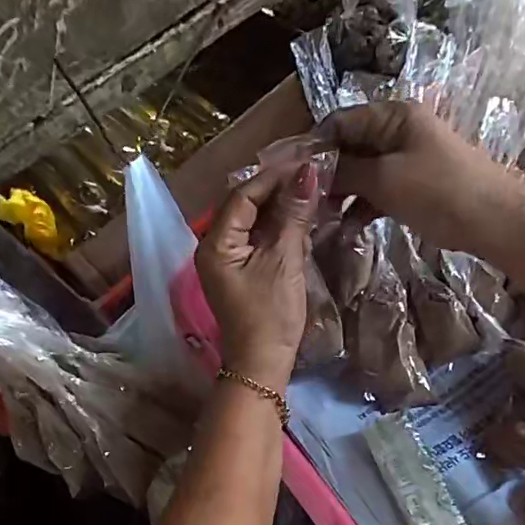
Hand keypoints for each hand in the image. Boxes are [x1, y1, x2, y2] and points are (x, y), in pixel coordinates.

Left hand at [195, 158, 318, 388]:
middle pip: (244, 204)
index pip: (243, 195)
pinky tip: (300, 215)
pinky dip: (277, 225)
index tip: (306, 162)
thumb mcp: (284, 261)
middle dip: (276, 187)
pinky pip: (256, 236)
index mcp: (216, 243)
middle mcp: (214, 246)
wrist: (263, 362)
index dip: (274, 176)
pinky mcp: (240, 270)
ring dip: (279, 205)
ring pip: (252, 219)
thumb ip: (293, 215)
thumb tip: (307, 172)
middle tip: (311, 171)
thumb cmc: (271, 314)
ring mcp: (226, 259)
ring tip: (310, 187)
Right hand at [320, 101, 524, 255]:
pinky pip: (377, 189)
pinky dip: (362, 206)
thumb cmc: (438, 191)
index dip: (312, 148)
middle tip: (306, 204)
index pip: (338, 123)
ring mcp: (406, 157)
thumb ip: (344, 172)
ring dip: (342, 195)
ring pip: (360, 171)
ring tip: (324, 220)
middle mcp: (397, 130)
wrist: (495, 221)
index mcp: (392, 116)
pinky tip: (347, 228)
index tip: (290, 176)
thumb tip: (310, 171)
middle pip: (348, 147)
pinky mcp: (413, 183)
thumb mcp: (384, 180)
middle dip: (326, 175)